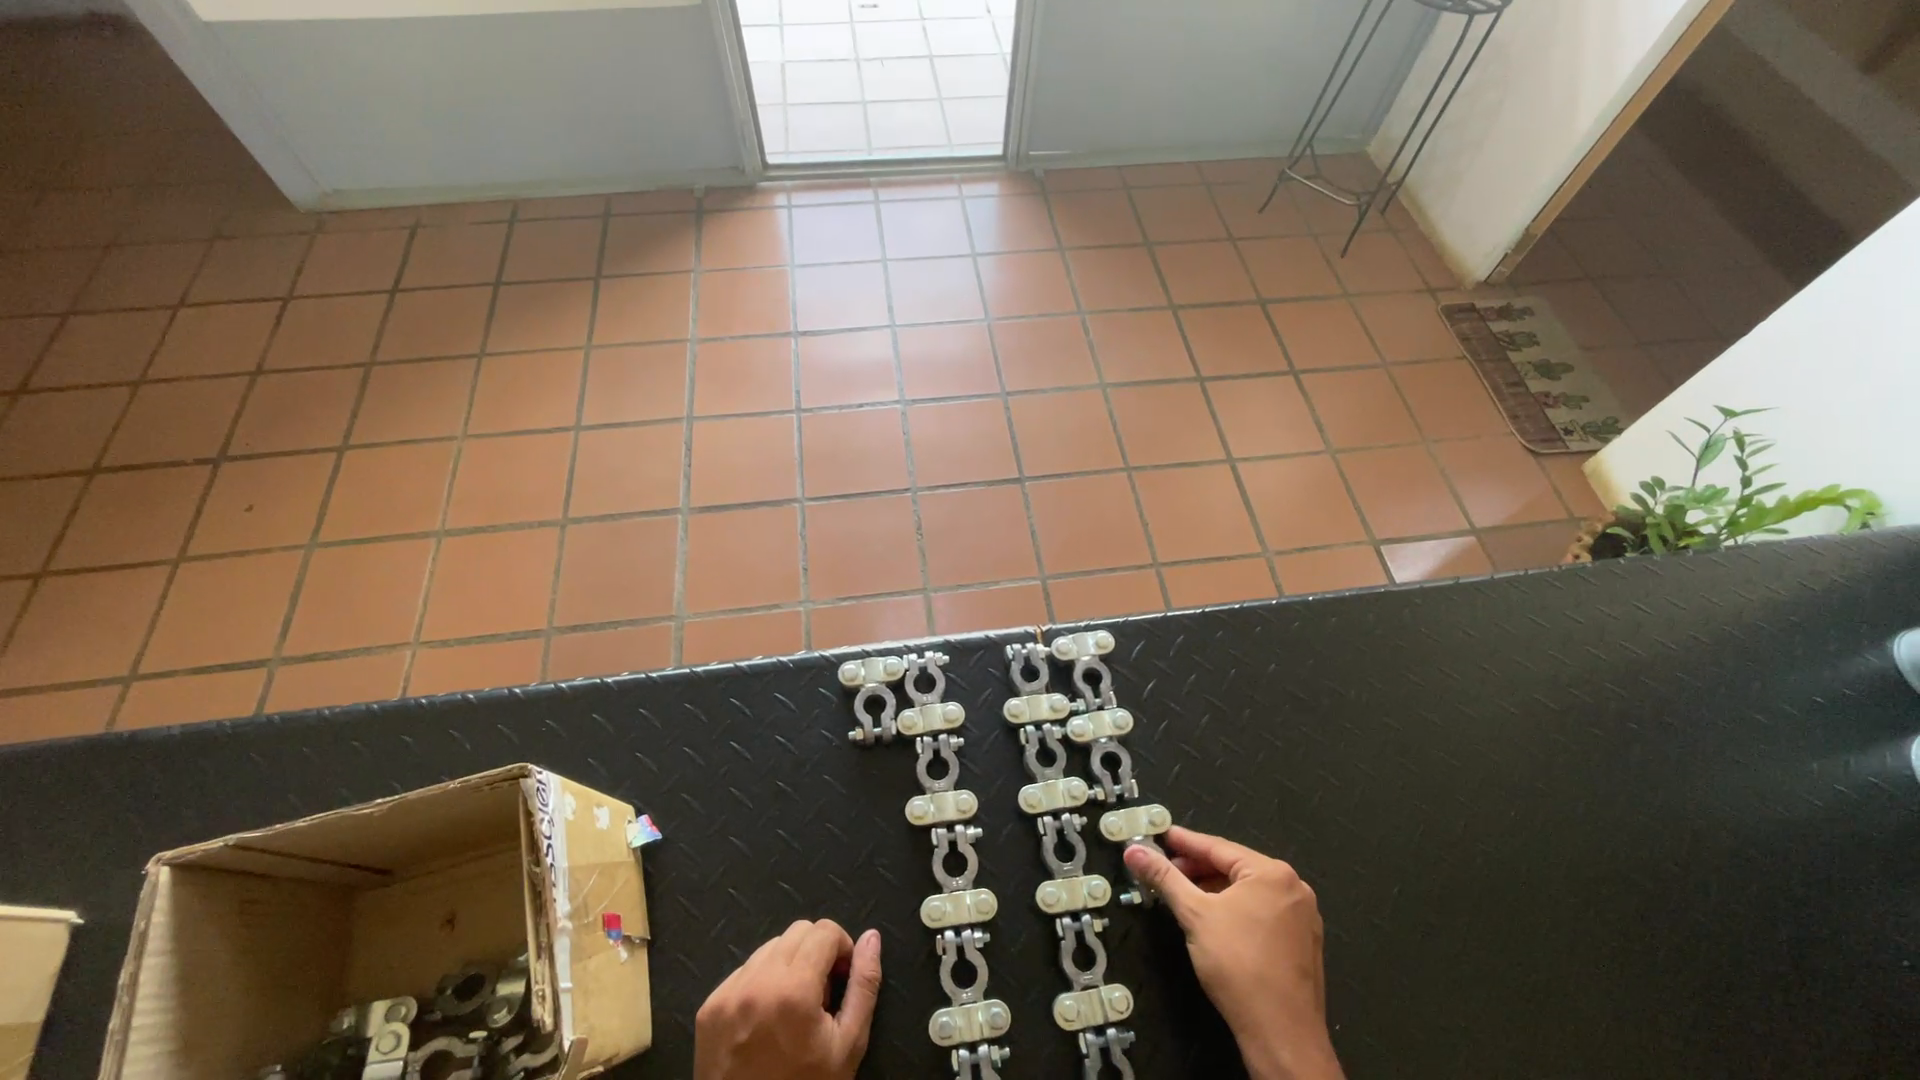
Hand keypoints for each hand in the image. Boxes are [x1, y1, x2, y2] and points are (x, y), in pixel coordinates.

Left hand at [694, 919, 881, 1079]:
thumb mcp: (849, 1044)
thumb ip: (864, 985)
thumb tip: (871, 937)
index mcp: (794, 988)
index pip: (824, 930)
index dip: (842, 949)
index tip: (842, 980)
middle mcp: (757, 981)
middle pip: (797, 932)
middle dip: (817, 953)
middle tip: (820, 996)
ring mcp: (728, 993)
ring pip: (770, 948)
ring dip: (789, 964)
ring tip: (793, 1008)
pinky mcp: (709, 1006)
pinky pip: (744, 971)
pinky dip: (762, 982)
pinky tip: (767, 1018)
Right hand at [1124, 827, 1342, 1079]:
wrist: (1281, 1032)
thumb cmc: (1237, 965)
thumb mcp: (1194, 915)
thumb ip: (1164, 878)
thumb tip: (1135, 850)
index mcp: (1272, 873)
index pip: (1218, 847)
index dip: (1184, 842)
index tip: (1159, 835)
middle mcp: (1294, 887)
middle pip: (1235, 868)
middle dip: (1197, 869)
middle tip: (1164, 871)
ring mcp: (1303, 916)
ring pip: (1249, 892)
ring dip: (1215, 890)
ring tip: (1183, 896)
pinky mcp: (1303, 942)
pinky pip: (1262, 912)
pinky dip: (1235, 909)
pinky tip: (1213, 920)